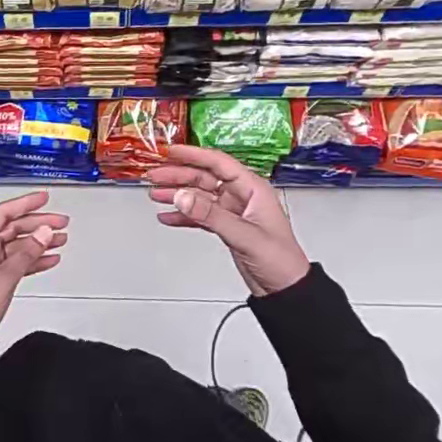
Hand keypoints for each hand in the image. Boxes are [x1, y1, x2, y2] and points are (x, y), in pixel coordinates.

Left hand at [0, 191, 67, 336]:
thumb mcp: (3, 277)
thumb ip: (26, 253)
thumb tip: (44, 232)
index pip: (3, 214)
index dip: (24, 203)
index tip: (43, 198)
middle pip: (13, 227)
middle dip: (38, 223)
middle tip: (61, 222)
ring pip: (19, 244)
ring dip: (40, 241)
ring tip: (61, 239)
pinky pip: (19, 261)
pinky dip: (35, 259)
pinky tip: (50, 258)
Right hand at [147, 144, 310, 296]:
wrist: (286, 289)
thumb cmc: (281, 260)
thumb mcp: (245, 235)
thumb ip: (212, 215)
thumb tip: (184, 197)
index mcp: (253, 189)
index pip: (218, 163)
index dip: (194, 155)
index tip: (172, 152)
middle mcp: (242, 196)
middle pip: (204, 178)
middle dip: (178, 175)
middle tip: (155, 175)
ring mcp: (233, 212)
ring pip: (199, 196)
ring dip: (177, 194)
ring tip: (156, 193)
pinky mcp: (226, 227)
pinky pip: (200, 216)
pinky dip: (183, 216)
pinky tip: (168, 216)